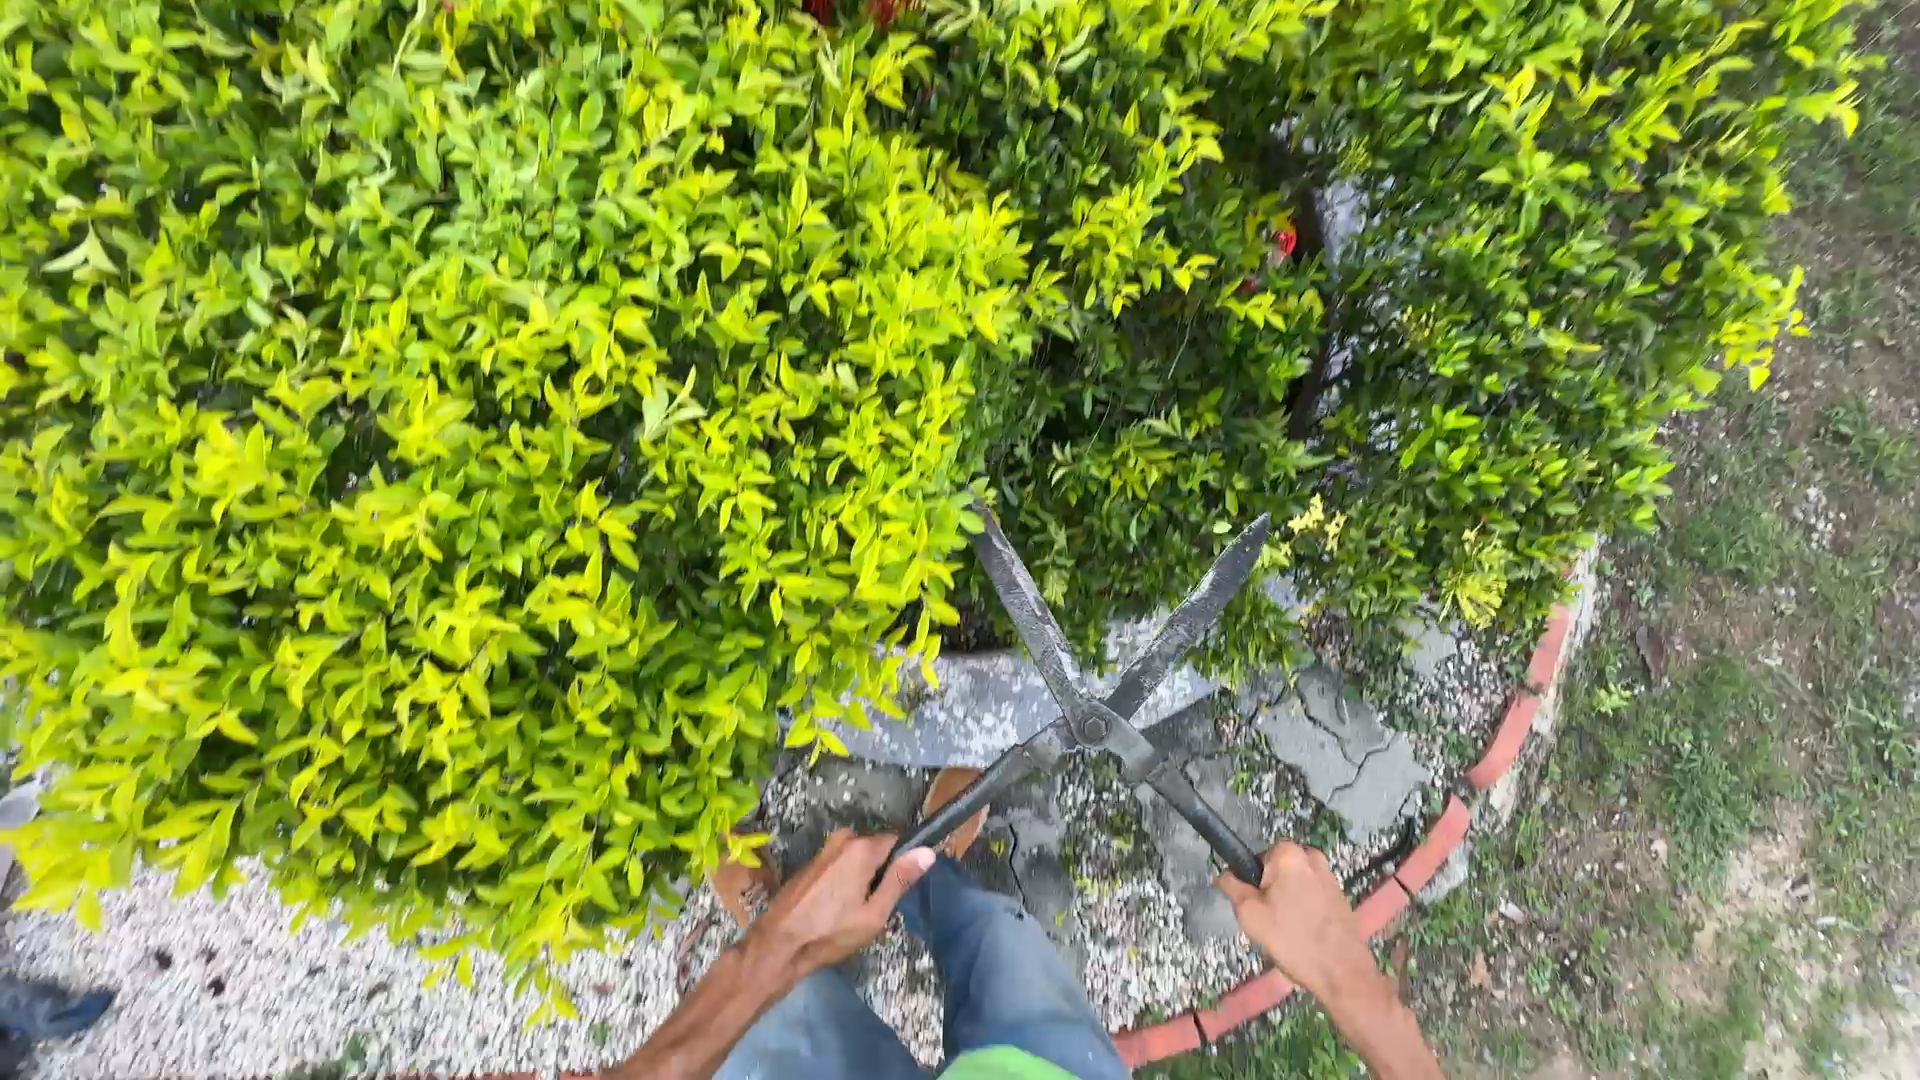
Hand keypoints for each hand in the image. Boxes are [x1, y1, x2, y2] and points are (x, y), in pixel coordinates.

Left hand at [746, 829, 934, 979]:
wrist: (779, 944)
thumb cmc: (831, 932)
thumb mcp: (874, 913)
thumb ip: (900, 879)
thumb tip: (928, 851)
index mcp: (862, 847)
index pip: (897, 840)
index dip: (902, 862)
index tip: (899, 887)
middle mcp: (843, 838)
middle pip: (876, 848)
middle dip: (880, 871)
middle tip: (874, 906)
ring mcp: (825, 849)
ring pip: (857, 856)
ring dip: (861, 876)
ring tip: (853, 910)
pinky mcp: (812, 861)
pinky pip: (840, 862)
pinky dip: (844, 879)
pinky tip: (835, 906)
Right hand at [1216, 842, 1375, 998]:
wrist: (1343, 974)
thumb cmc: (1292, 939)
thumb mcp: (1248, 913)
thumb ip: (1231, 886)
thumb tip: (1224, 875)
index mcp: (1288, 853)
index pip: (1255, 859)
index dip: (1252, 883)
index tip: (1257, 906)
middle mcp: (1312, 856)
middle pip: (1276, 871)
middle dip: (1270, 892)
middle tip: (1270, 920)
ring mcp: (1330, 877)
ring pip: (1294, 884)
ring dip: (1288, 902)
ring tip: (1289, 931)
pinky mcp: (1342, 897)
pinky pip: (1312, 896)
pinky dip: (1305, 911)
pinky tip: (1306, 935)